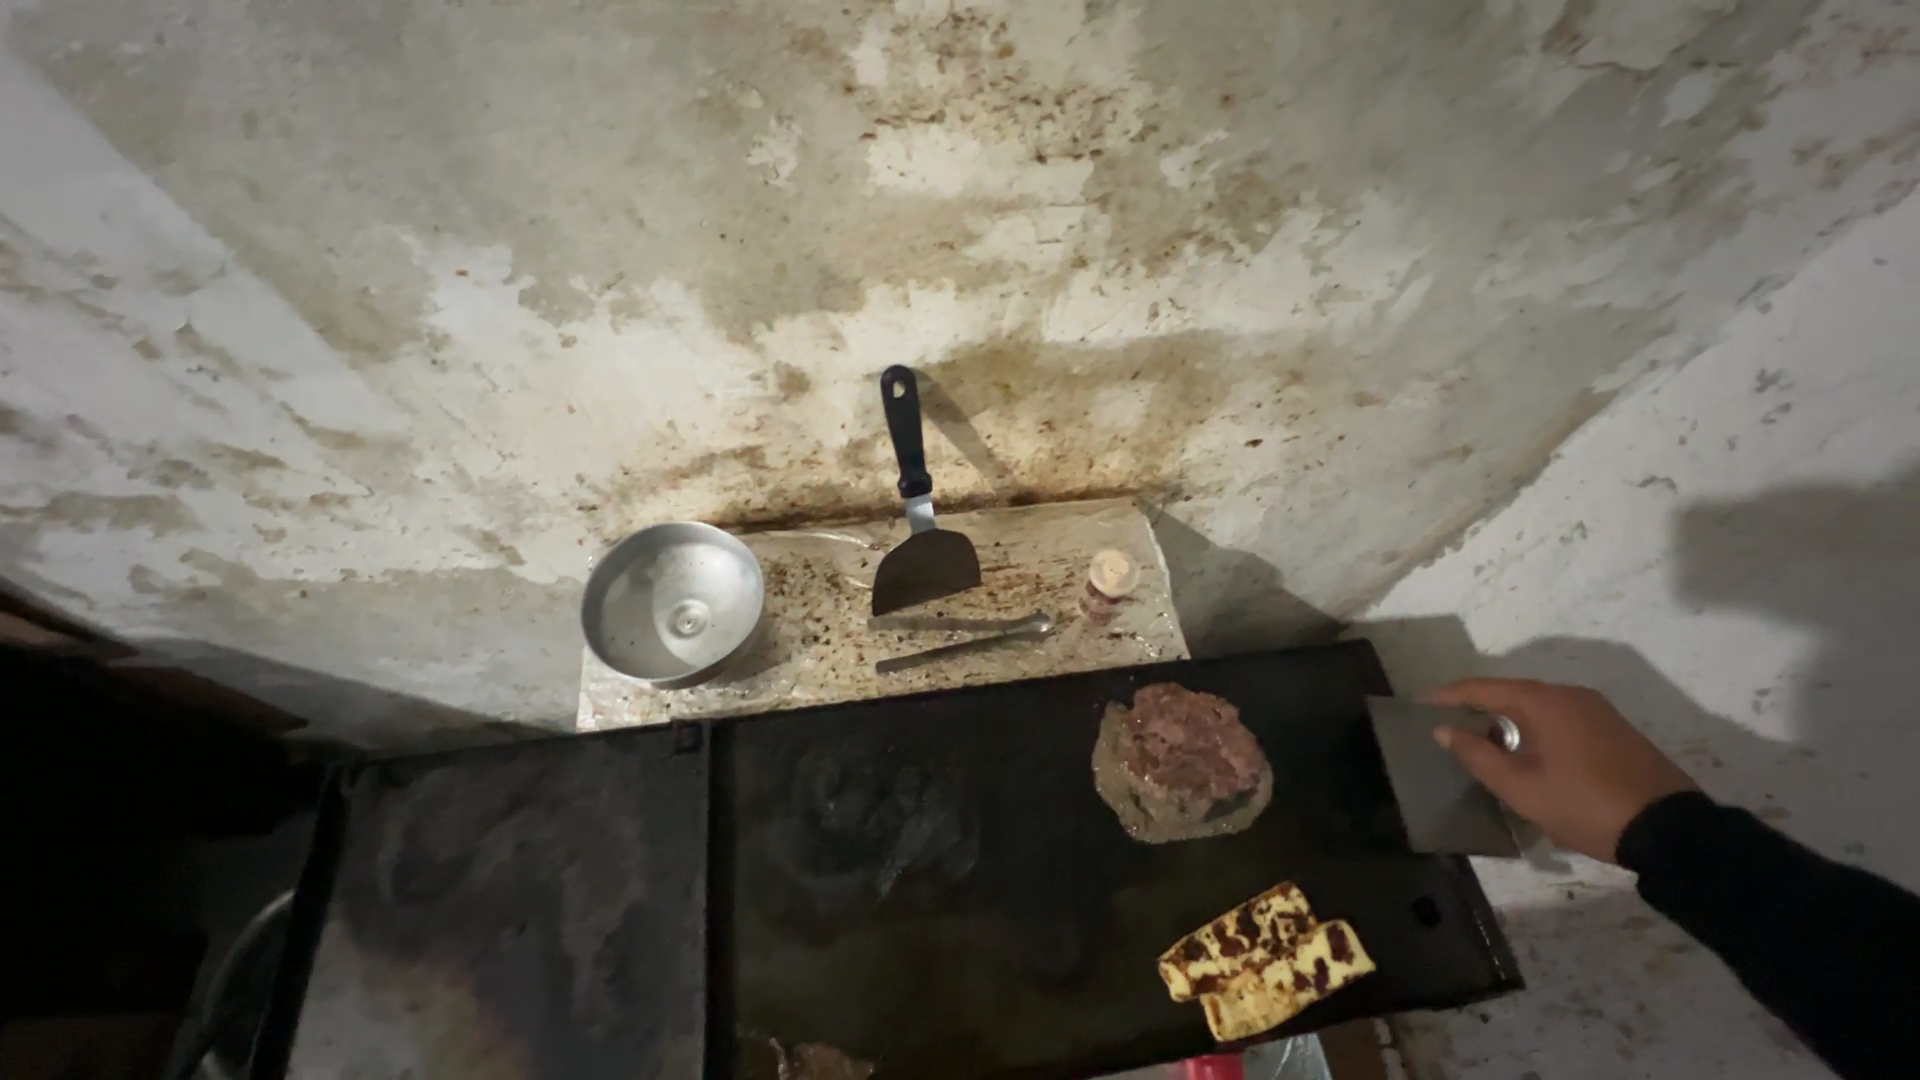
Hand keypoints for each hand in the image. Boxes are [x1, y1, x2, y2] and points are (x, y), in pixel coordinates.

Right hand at [1426, 678, 1699, 863]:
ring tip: (1486, 745)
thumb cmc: (1583, 804)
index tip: (1421, 703)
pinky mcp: (1616, 730)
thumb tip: (1445, 730)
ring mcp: (1598, 711)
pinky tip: (1528, 753)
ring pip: (1537, 706)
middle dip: (1477, 707)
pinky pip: (1560, 718)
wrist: (1674, 833)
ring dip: (1508, 721)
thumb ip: (1475, 754)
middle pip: (1510, 693)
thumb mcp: (1518, 786)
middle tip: (1450, 726)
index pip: (1481, 688)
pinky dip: (1535, 728)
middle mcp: (1569, 695)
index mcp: (1542, 701)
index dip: (1447, 695)